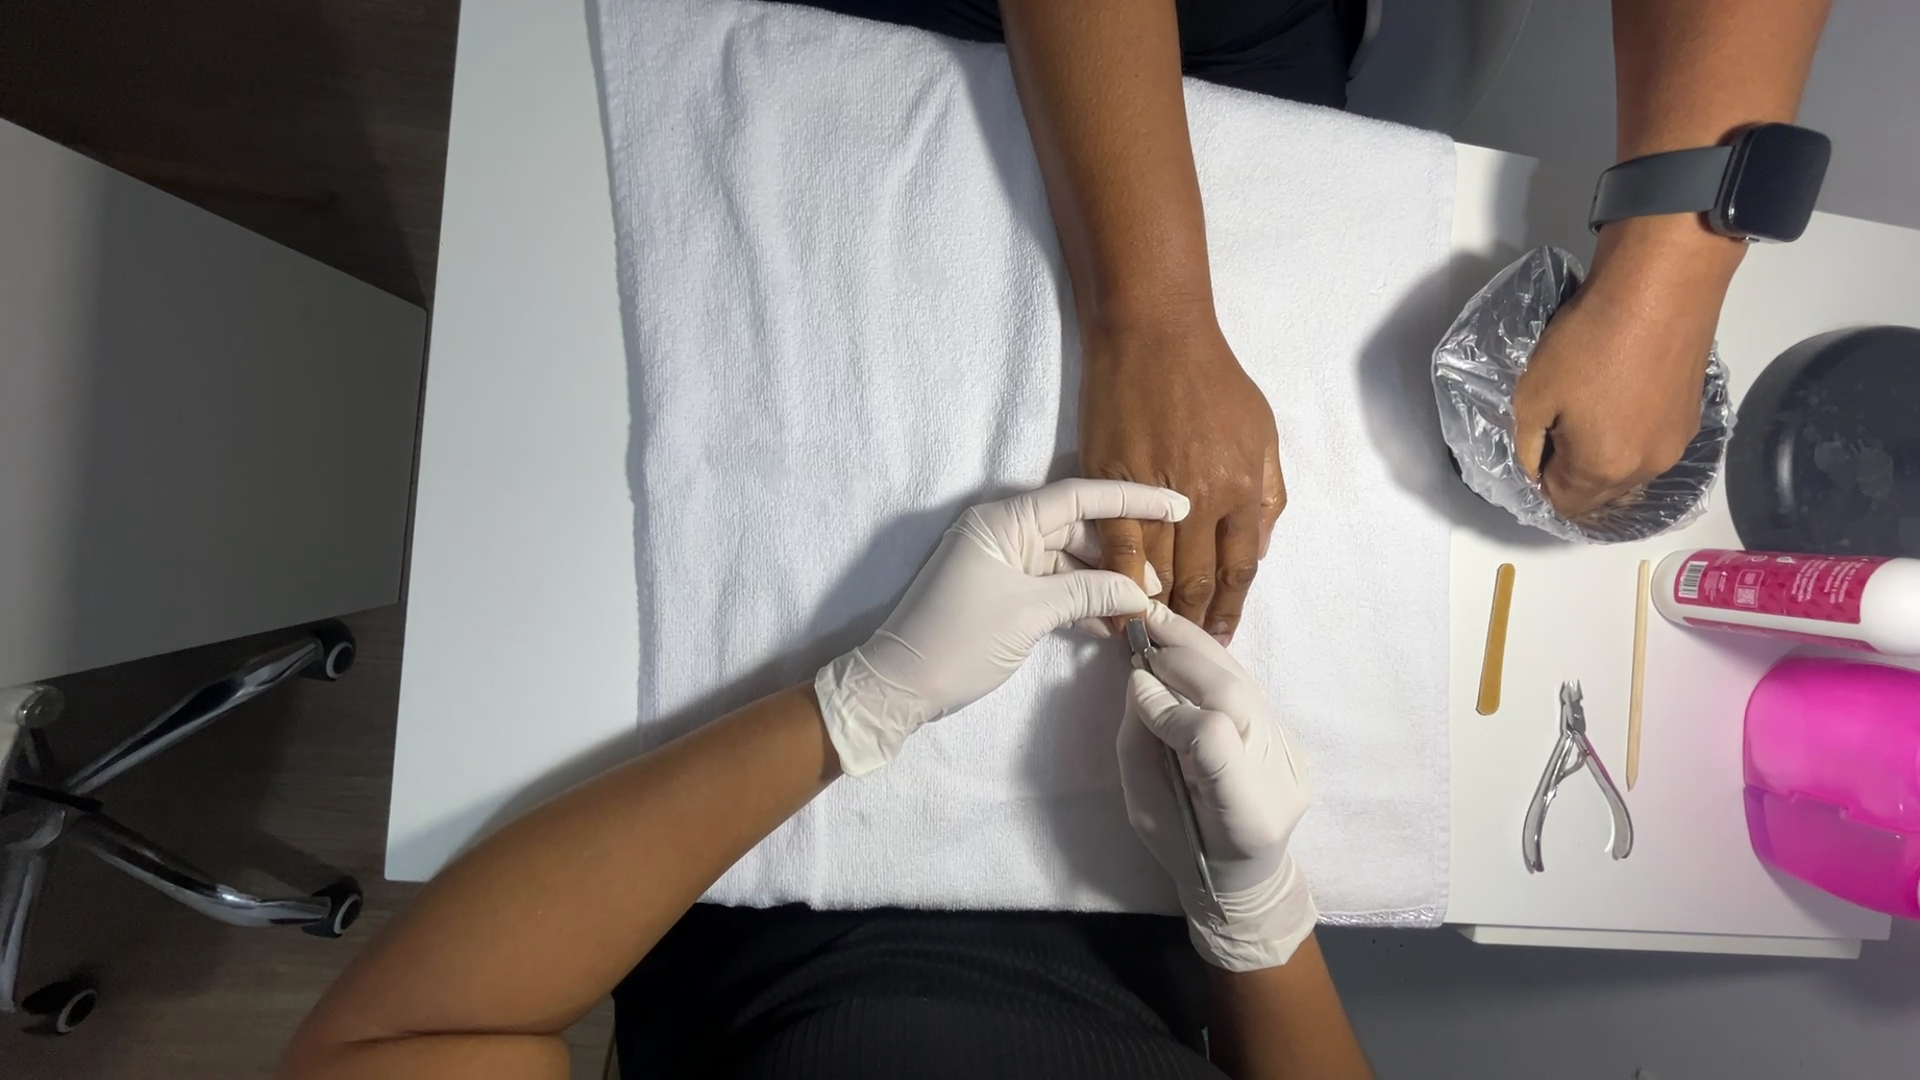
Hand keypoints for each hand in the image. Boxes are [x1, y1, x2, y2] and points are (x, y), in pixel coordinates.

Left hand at [817, 479, 1188, 776]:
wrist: (901, 685)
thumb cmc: (960, 640)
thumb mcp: (1029, 614)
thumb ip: (1088, 594)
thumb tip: (1139, 594)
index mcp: (1004, 522)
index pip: (1078, 497)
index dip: (1131, 498)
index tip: (1178, 504)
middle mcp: (1004, 532)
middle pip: (1075, 527)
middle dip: (1119, 551)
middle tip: (1159, 582)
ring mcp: (1002, 561)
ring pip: (1066, 559)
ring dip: (1101, 581)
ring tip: (1140, 607)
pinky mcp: (1002, 590)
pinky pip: (1050, 584)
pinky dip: (1078, 600)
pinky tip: (1109, 624)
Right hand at [1080, 320, 1283, 643]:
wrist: (1153, 335)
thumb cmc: (1211, 380)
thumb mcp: (1262, 431)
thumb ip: (1268, 494)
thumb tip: (1257, 548)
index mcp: (1243, 486)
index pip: (1241, 567)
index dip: (1232, 607)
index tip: (1224, 635)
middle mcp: (1202, 498)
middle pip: (1200, 578)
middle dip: (1197, 619)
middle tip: (1189, 649)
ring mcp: (1153, 492)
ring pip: (1159, 571)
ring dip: (1159, 610)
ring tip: (1156, 636)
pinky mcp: (1111, 483)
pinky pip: (1116, 547)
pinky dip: (1119, 583)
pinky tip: (1120, 608)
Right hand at [1117, 602, 1315, 970]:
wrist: (1244, 870)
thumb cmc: (1184, 847)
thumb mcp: (1143, 808)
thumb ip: (1141, 744)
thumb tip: (1141, 679)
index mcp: (1243, 815)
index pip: (1212, 739)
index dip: (1168, 706)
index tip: (1134, 682)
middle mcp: (1280, 777)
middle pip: (1235, 697)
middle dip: (1181, 660)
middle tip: (1141, 636)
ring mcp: (1292, 752)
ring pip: (1245, 681)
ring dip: (1195, 645)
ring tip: (1157, 620)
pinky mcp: (1289, 733)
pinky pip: (1247, 683)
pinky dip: (1209, 658)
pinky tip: (1181, 642)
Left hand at [1514, 220, 1737, 519]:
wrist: (1660, 290)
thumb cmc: (1584, 347)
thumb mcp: (1531, 402)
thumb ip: (1528, 449)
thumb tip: (1534, 473)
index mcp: (1605, 468)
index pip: (1565, 505)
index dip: (1540, 485)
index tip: (1531, 452)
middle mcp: (1649, 466)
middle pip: (1598, 494)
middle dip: (1568, 475)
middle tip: (1549, 434)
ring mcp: (1677, 441)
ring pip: (1624, 472)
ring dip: (1597, 457)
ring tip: (1578, 419)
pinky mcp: (1692, 416)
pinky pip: (1646, 447)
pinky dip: (1623, 439)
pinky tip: (1608, 408)